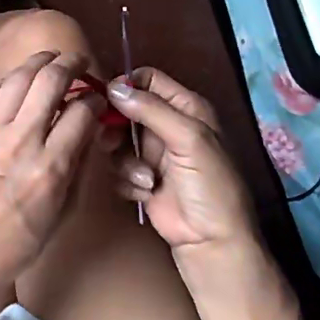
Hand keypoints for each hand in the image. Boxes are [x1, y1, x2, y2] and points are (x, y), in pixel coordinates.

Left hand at [0, 51, 103, 319]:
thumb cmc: (20, 239)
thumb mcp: (64, 208)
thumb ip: (78, 162)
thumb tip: (90, 125)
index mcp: (50, 167)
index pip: (82, 111)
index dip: (95, 98)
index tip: (98, 97)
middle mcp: (20, 141)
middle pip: (51, 80)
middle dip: (72, 64)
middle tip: (80, 63)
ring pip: (18, 77)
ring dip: (39, 63)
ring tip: (51, 61)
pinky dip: (6, 83)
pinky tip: (16, 88)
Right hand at [106, 67, 256, 256]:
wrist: (210, 240)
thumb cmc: (210, 184)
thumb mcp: (188, 139)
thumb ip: (151, 110)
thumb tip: (113, 87)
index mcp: (186, 108)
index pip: (147, 79)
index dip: (126, 86)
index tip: (109, 100)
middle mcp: (167, 125)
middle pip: (125, 110)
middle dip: (116, 127)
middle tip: (111, 143)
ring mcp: (152, 152)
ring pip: (117, 140)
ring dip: (125, 161)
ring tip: (145, 179)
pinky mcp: (140, 176)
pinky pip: (117, 166)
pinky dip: (127, 180)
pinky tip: (146, 192)